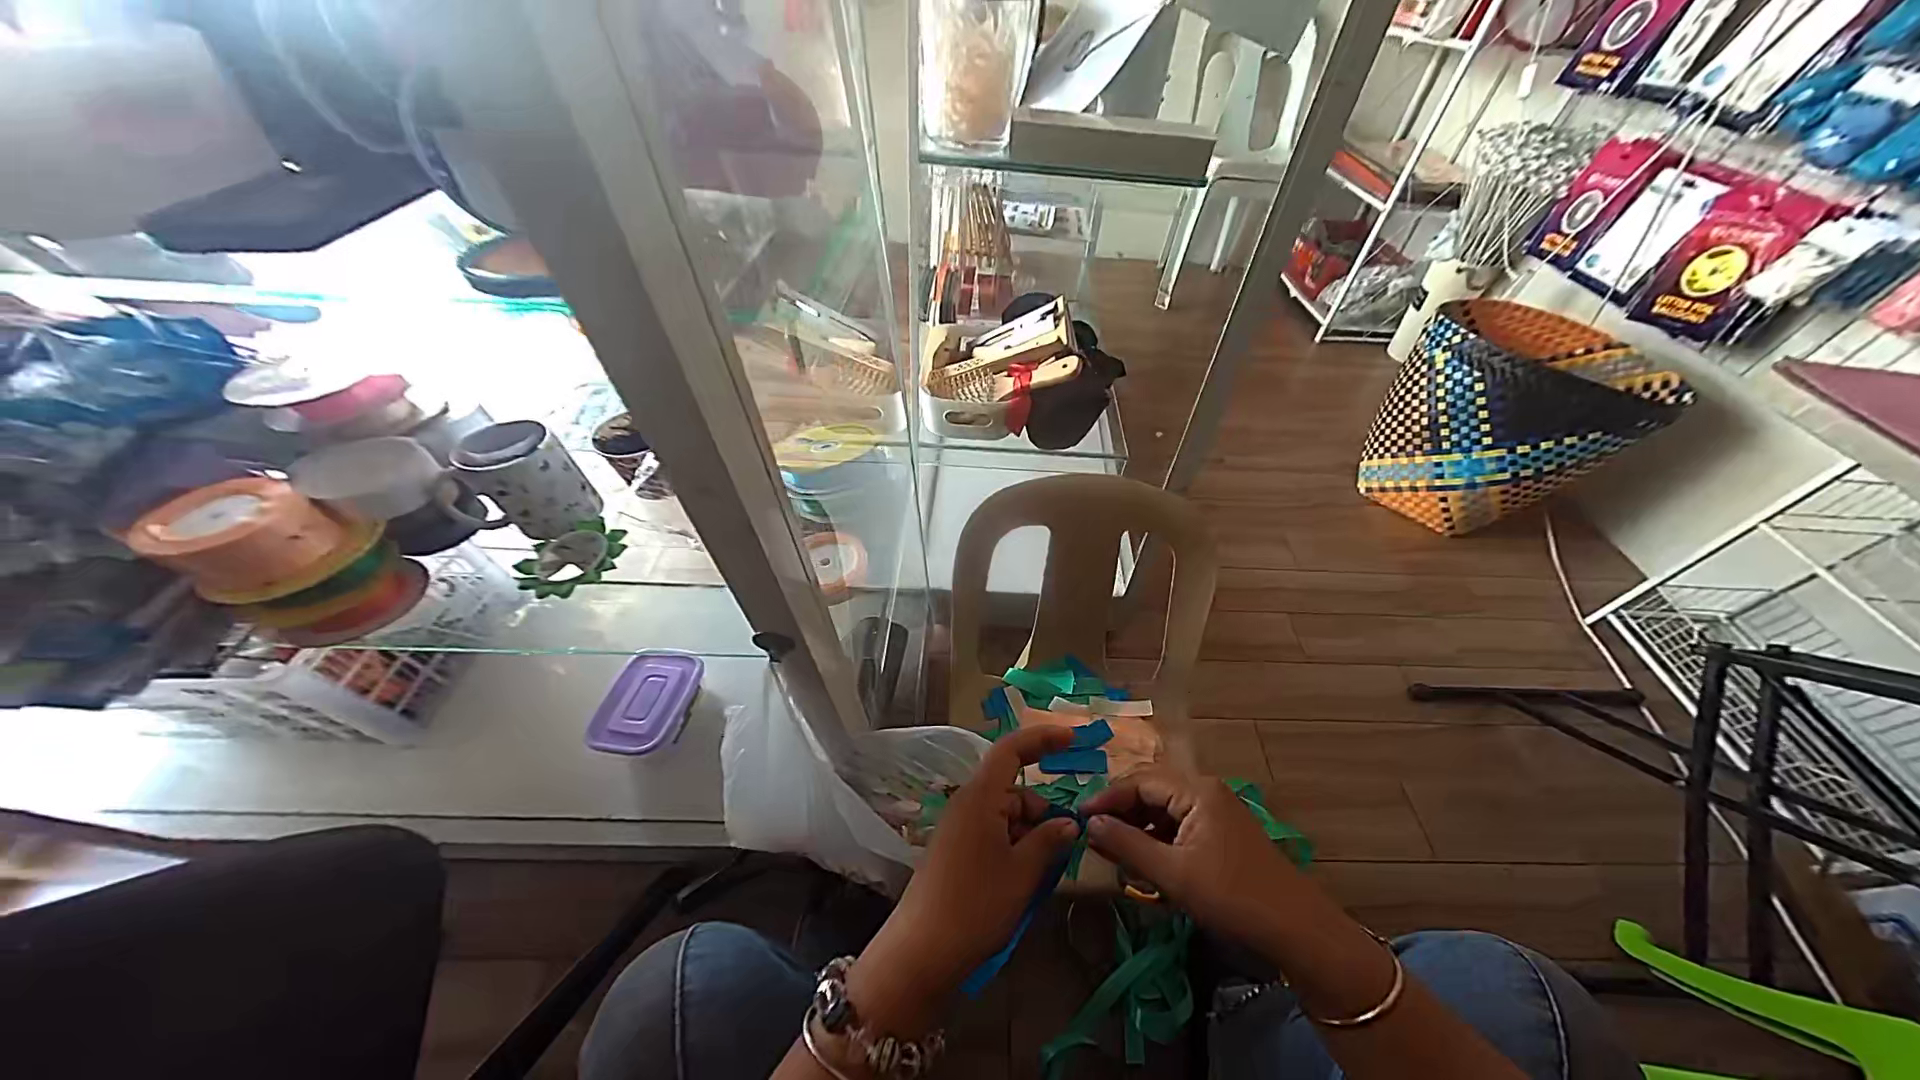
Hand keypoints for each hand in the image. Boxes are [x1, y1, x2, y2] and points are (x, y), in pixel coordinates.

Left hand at [848, 725, 1081, 1034]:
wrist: (921, 952)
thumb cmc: (975, 905)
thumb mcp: (1022, 873)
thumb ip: (1049, 840)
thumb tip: (1069, 823)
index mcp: (981, 796)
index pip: (1012, 749)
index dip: (1043, 738)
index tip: (1073, 738)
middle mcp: (967, 803)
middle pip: (1015, 790)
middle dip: (1044, 813)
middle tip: (1066, 848)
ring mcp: (959, 827)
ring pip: (1007, 816)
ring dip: (1031, 835)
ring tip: (1043, 874)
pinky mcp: (955, 850)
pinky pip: (994, 834)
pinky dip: (1015, 848)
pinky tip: (1024, 880)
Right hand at [1080, 769, 1304, 954]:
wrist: (1297, 931)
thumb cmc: (1231, 896)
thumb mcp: (1172, 873)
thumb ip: (1126, 844)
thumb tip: (1089, 823)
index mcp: (1196, 790)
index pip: (1138, 781)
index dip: (1106, 799)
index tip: (1078, 818)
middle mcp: (1205, 791)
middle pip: (1150, 791)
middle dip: (1120, 813)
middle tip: (1091, 835)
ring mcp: (1215, 812)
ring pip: (1162, 810)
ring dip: (1136, 828)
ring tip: (1111, 850)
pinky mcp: (1219, 834)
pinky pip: (1178, 826)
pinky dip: (1156, 841)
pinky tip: (1142, 862)